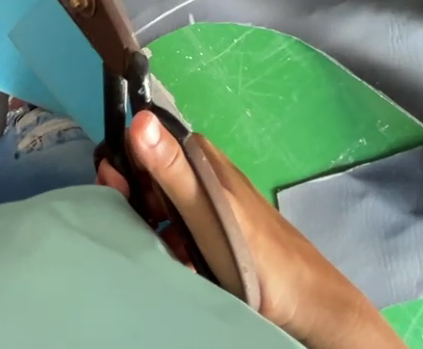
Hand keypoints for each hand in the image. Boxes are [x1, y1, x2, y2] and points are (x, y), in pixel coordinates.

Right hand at [100, 112, 407, 348]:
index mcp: (197, 154)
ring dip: (154, 233)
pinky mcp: (209, 233)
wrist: (306, 306)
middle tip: (147, 233)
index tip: (115, 193)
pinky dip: (171, 249)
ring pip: (156, 209)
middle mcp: (199, 172)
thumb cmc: (255, 253)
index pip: (140, 145)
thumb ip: (171, 166)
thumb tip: (139, 117)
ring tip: (170, 255)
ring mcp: (204, 204)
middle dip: (138, 208)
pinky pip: (174, 233)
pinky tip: (182, 266)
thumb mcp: (206, 208)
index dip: (123, 169)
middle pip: (146, 179)